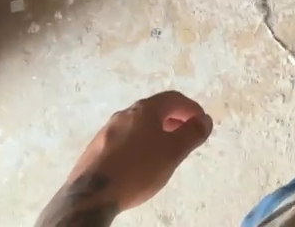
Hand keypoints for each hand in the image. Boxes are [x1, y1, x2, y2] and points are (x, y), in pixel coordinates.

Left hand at [36, 91, 213, 225]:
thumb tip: (204, 120)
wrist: (89, 196)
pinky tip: (139, 162)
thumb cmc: (137, 169)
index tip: (201, 122)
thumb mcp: (172, 153)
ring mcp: (107, 131)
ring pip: (138, 125)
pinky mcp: (95, 150)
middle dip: (174, 119)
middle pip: (155, 109)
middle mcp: (125, 113)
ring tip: (164, 150)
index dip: (191, 108)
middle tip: (186, 134)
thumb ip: (192, 134)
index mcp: (145, 109)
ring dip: (156, 132)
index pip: (174, 98)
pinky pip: (124, 139)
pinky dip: (139, 143)